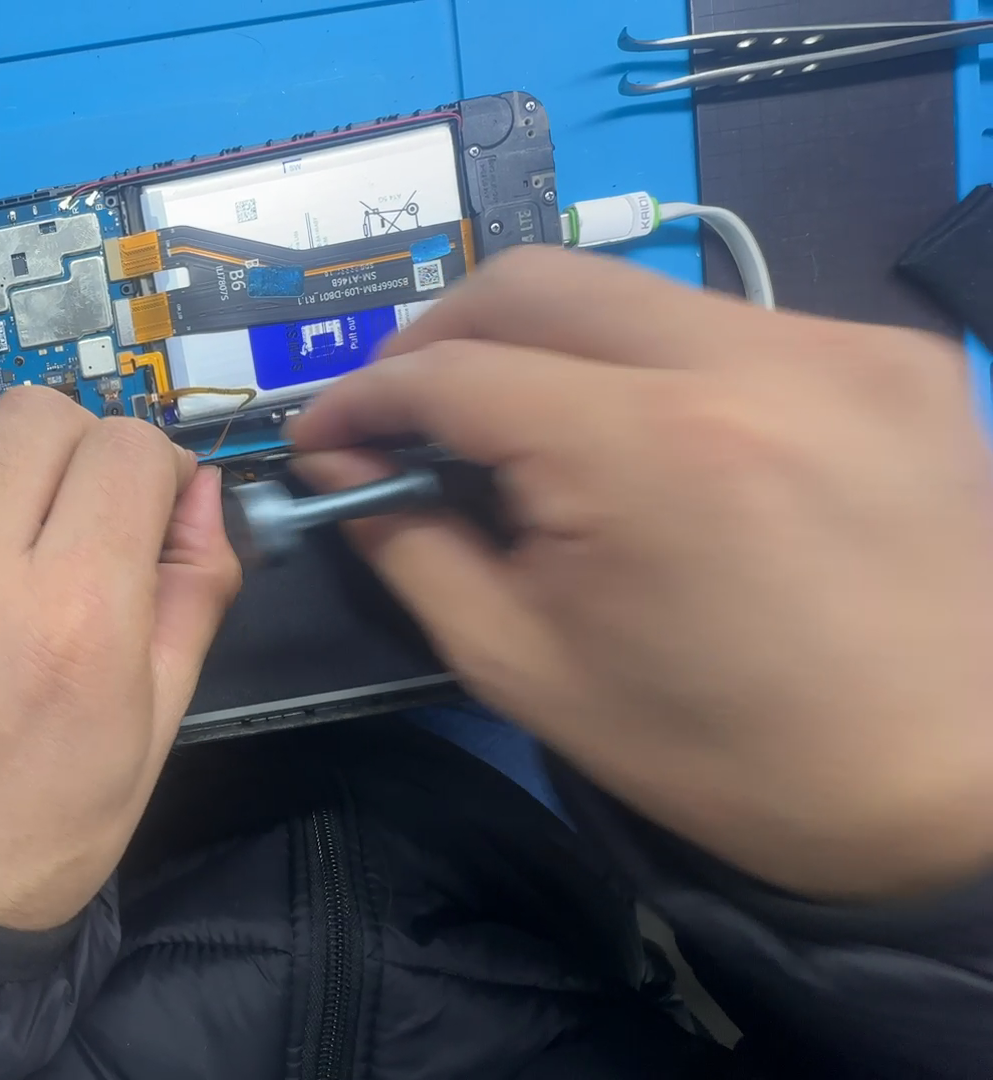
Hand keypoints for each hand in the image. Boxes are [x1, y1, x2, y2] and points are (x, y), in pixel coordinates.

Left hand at [0, 388, 241, 929]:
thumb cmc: (57, 812)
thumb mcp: (162, 714)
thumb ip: (196, 584)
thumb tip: (194, 483)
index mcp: (74, 616)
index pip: (126, 450)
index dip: (150, 467)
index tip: (138, 505)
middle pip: (32, 416)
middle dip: (73, 450)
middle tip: (65, 512)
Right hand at [287, 247, 992, 900]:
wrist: (959, 792)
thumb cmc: (704, 743)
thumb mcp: (507, 654)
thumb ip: (401, 539)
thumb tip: (335, 465)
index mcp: (647, 452)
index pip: (451, 373)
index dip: (357, 397)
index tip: (314, 434)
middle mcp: (749, 360)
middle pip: (526, 284)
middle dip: (426, 342)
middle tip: (389, 415)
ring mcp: (834, 344)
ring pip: (608, 289)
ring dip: (513, 345)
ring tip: (482, 424)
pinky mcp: (882, 357)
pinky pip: (691, 320)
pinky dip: (604, 359)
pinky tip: (597, 433)